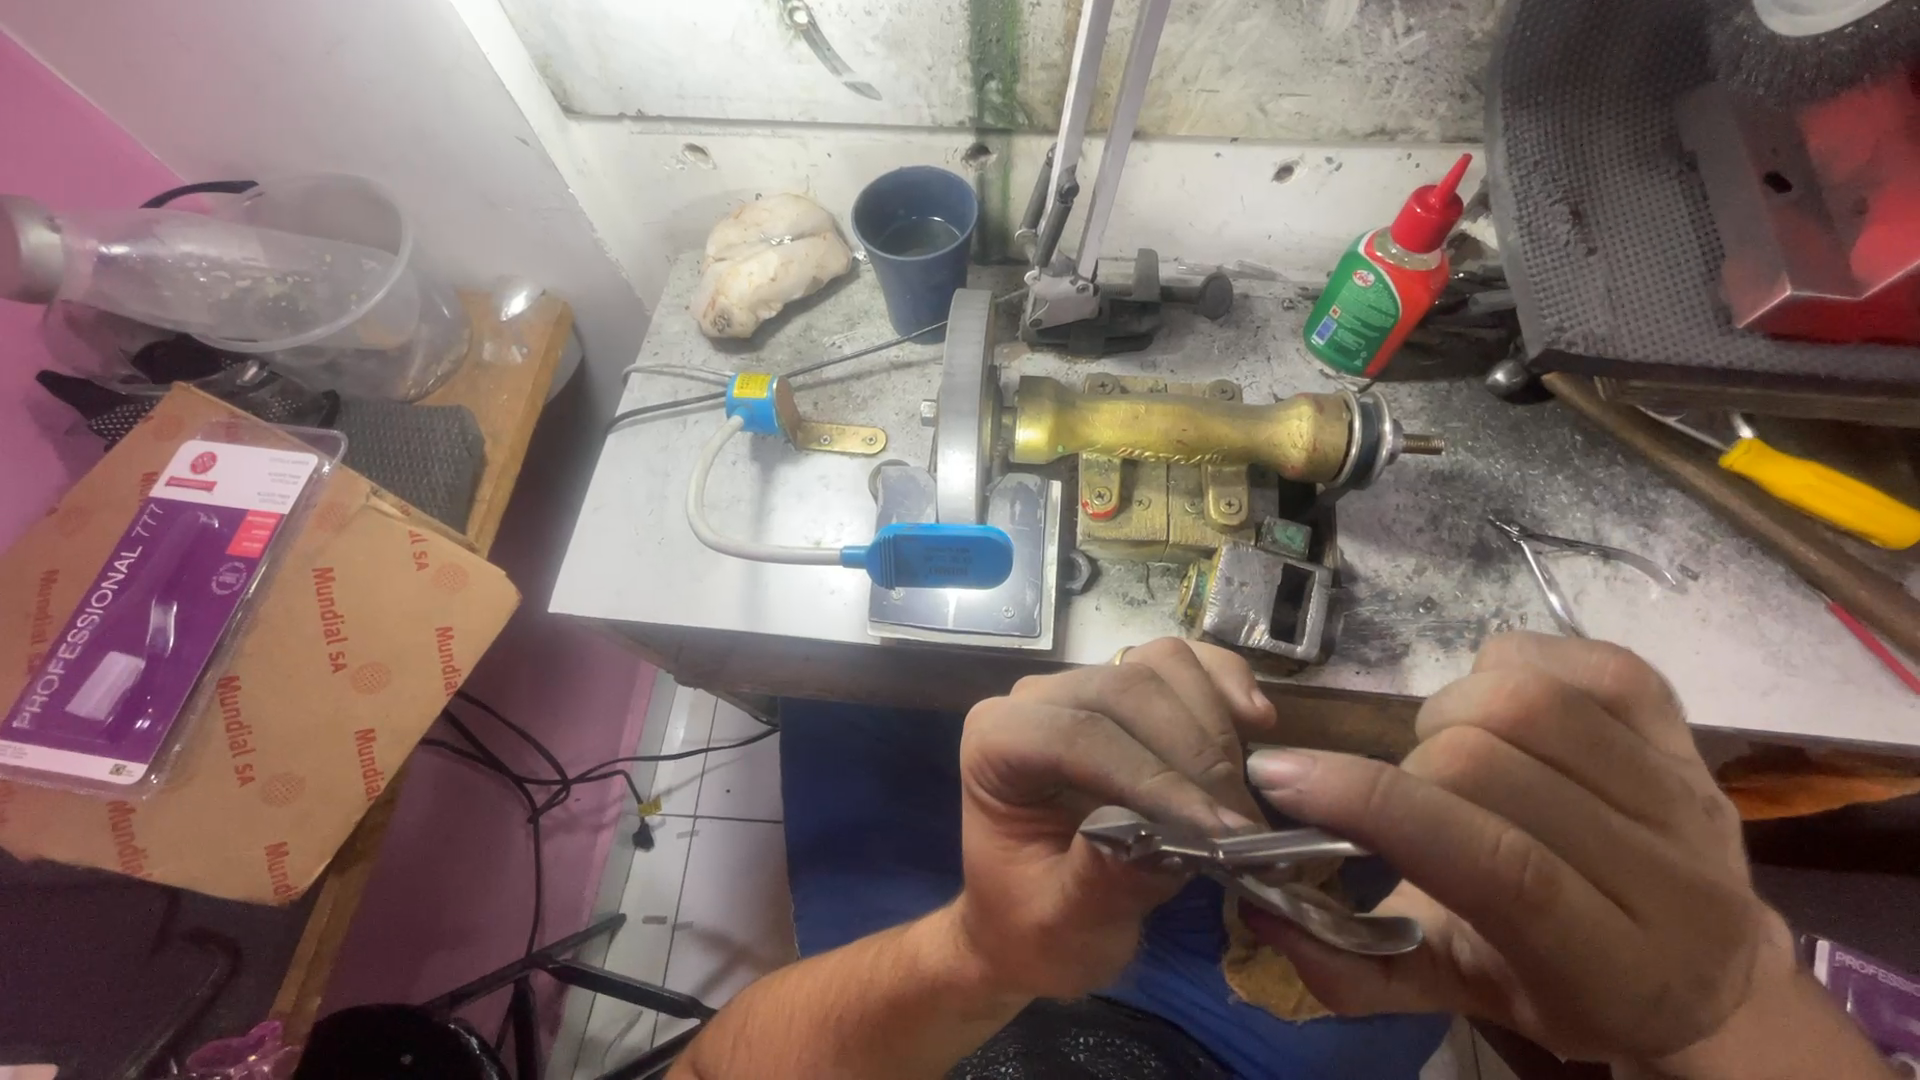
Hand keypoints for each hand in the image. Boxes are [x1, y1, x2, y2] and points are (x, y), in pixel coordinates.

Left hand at [954, 639, 1277, 999]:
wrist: (1034, 916)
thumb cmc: (1034, 922)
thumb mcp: (1060, 925)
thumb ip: (1100, 882)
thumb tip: (1159, 836)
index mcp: (996, 745)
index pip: (1078, 736)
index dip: (1153, 778)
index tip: (1218, 836)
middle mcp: (1033, 698)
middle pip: (1128, 690)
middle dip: (1194, 758)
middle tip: (1242, 832)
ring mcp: (1081, 684)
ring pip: (1160, 665)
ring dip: (1214, 727)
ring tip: (1240, 800)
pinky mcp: (1123, 686)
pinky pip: (1180, 661)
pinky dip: (1223, 680)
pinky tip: (1255, 722)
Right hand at [1243, 633, 1795, 1067]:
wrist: (1702, 970)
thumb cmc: (1559, 983)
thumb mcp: (1455, 995)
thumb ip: (1354, 969)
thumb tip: (1259, 906)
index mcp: (1609, 963)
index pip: (1494, 863)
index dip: (1375, 805)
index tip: (1283, 777)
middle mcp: (1667, 873)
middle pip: (1493, 765)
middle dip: (1410, 766)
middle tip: (1404, 792)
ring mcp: (1683, 789)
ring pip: (1529, 701)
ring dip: (1453, 712)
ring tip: (1445, 747)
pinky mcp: (1685, 730)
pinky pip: (1587, 660)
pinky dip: (1515, 666)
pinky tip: (1496, 706)